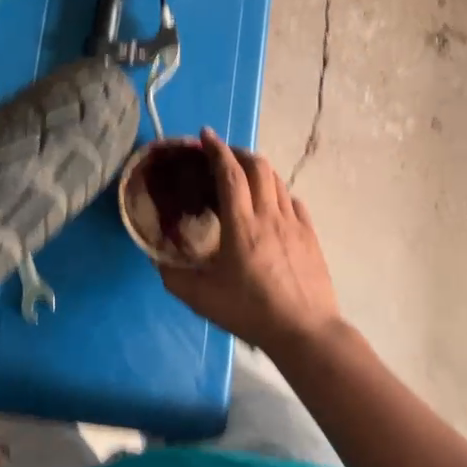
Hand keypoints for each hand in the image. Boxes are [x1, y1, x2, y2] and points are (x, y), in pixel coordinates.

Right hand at [158, 129, 342, 357]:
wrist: (306, 332)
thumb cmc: (251, 311)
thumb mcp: (202, 298)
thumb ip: (174, 277)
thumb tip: (156, 261)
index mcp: (241, 223)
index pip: (229, 172)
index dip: (216, 149)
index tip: (204, 135)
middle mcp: (268, 214)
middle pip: (257, 166)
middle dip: (237, 152)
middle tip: (221, 155)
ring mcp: (294, 223)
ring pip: (276, 180)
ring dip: (257, 169)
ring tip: (243, 175)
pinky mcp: (310, 235)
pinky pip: (293, 201)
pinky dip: (278, 192)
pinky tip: (271, 204)